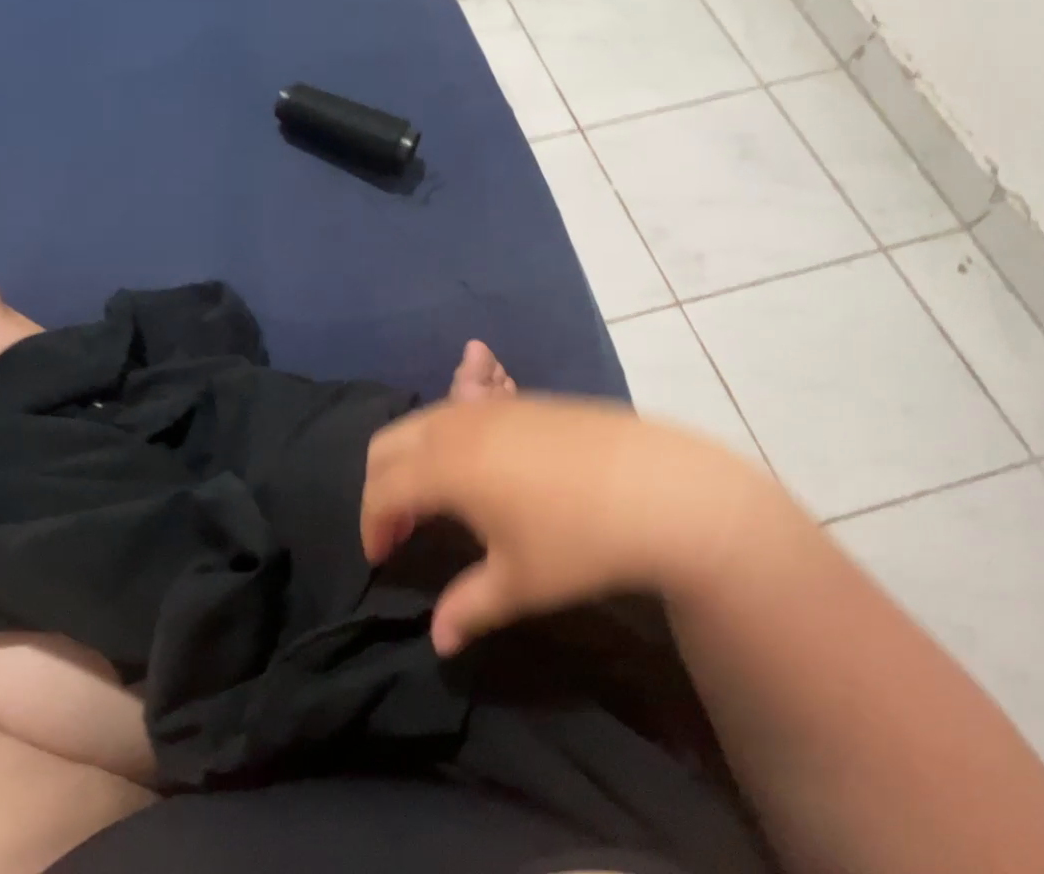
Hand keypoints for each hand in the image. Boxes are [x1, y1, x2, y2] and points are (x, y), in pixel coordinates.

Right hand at [360, 396, 800, 654]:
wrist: (671, 490)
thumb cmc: (583, 542)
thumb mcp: (520, 583)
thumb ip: (467, 609)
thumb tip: (438, 643)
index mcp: (444, 467)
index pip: (382, 490)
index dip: (372, 526)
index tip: (382, 559)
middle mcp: (458, 425)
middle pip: (389, 442)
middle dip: (381, 484)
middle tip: (401, 528)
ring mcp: (494, 406)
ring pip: (425, 420)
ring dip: (413, 458)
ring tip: (438, 502)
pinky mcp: (528, 401)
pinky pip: (462, 408)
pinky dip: (447, 438)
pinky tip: (479, 468)